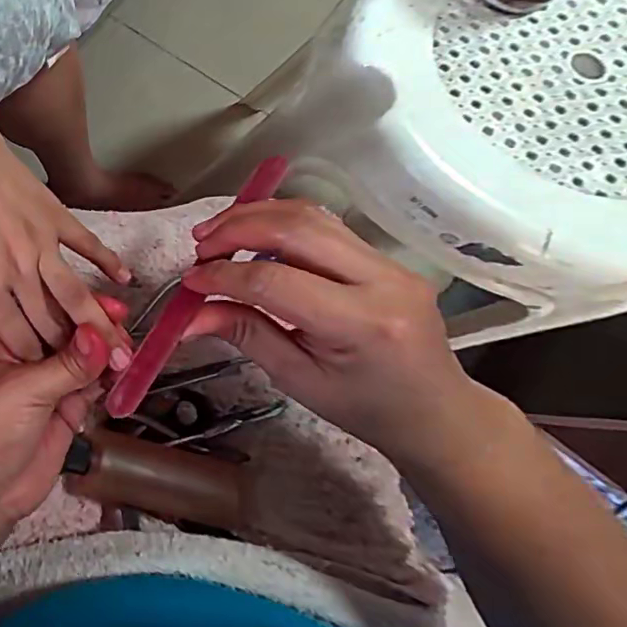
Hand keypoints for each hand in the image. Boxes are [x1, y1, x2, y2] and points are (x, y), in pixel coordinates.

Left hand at [0, 110, 134, 361]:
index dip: (32, 357)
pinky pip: (88, 244)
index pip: (17, 336)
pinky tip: (126, 281)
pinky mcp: (56, 216)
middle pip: (51, 322)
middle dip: (70, 350)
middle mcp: (20, 273)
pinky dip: (108, 262)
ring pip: (76, 293)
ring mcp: (43, 244)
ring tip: (120, 345)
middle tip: (93, 368)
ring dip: (98, 322)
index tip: (43, 368)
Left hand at [0, 314, 119, 529]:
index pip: (47, 312)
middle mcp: (30, 355)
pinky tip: (126, 371)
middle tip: (125, 330)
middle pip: (71, 333)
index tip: (111, 307)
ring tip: (129, 351)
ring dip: (109, 353)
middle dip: (98, 329)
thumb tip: (102, 335)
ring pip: (86, 359)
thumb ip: (67, 365)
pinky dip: (110, 378)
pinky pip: (93, 385)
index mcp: (8, 340)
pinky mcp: (67, 408)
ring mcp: (50, 382)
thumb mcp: (25, 392)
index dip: (78, 306)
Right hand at [180, 199, 520, 471]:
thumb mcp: (298, 380)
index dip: (224, 275)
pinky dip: (278, 222)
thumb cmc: (365, 408)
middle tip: (199, 246)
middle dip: (237, 229)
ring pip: (311, 215)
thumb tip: (190, 317)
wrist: (436, 411)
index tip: (190, 282)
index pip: (276, 280)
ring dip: (255, 216)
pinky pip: (324, 225)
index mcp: (362, 324)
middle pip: (296, 229)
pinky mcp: (384, 256)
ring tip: (216, 233)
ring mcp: (389, 263)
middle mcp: (382, 281)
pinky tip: (251, 235)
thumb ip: (246, 336)